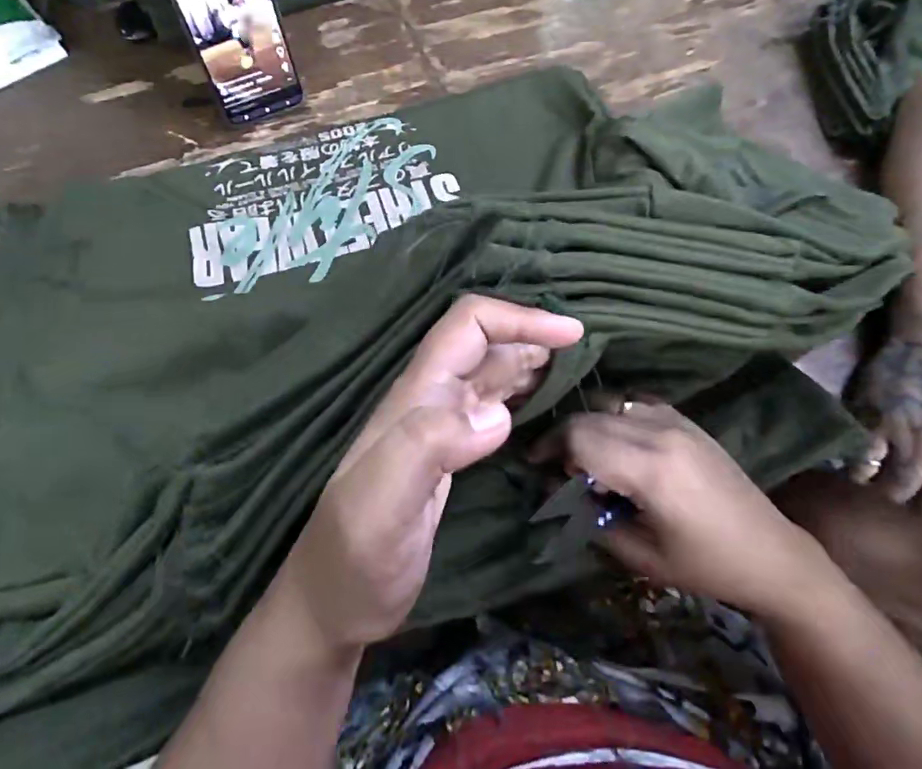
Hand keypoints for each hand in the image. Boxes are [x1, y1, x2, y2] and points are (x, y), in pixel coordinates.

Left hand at [276, 295, 583, 650]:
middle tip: (587, 354)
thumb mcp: (382, 502)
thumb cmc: (356, 557)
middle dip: (533, 334)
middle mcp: (429, 400)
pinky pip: (493, 407)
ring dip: (532, 361)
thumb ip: (426, 446)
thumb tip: (498, 415)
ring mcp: (439, 427)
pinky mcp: (450, 454)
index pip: (468, 325)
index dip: (519, 317)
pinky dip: (524, 395)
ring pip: (491, 371)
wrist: (334, 603)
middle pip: (484, 341)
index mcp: (417, 396)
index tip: (572, 334)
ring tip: (577, 371)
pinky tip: (545, 407)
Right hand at [534, 396, 831, 613]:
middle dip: (563, 437)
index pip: (579, 437)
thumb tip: (555, 487)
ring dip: (588, 424)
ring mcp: (676, 419)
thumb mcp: (640, 555)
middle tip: (556, 468)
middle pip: (589, 415)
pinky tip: (616, 445)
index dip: (549, 448)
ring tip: (586, 457)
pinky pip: (634, 402)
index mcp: (650, 469)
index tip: (536, 467)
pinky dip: (613, 416)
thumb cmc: (705, 565)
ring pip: (609, 402)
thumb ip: (591, 518)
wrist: (771, 552)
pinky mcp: (686, 419)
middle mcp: (660, 431)